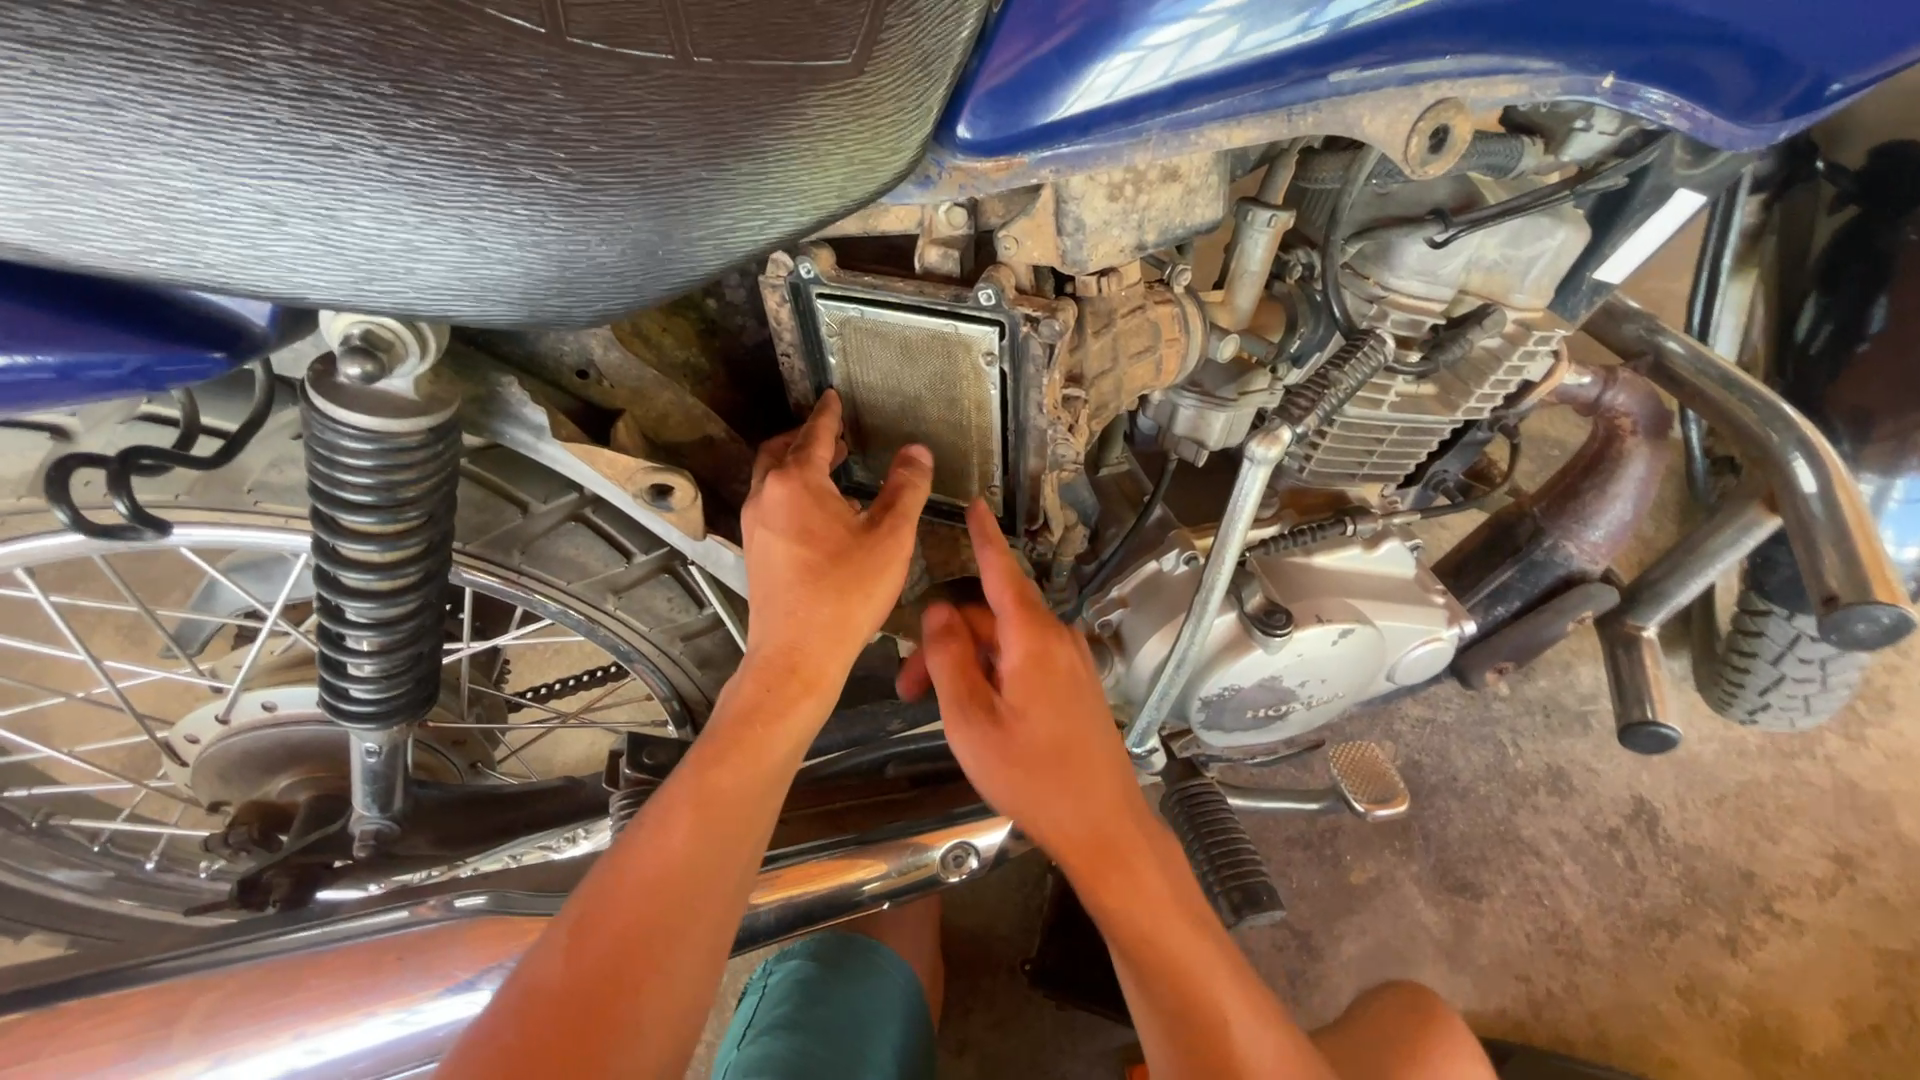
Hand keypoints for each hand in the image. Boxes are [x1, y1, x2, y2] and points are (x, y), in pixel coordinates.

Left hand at [741, 390, 931, 678]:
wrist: (797, 654)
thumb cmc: (846, 593)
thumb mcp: (889, 537)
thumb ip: (905, 488)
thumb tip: (916, 451)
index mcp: (797, 482)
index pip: (814, 433)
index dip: (828, 414)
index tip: (833, 397)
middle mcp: (766, 496)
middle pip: (781, 450)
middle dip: (806, 437)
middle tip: (836, 437)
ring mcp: (755, 525)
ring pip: (771, 478)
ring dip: (796, 465)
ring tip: (829, 471)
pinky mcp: (755, 552)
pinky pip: (769, 504)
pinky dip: (789, 492)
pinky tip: (816, 515)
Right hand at [897, 500, 1147, 862]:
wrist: (1102, 825)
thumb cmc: (1031, 776)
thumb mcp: (970, 719)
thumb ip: (949, 658)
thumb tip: (937, 611)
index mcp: (1033, 638)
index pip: (1002, 570)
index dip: (983, 537)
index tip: (973, 504)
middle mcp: (1057, 640)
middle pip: (992, 617)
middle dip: (946, 640)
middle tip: (908, 688)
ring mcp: (1071, 664)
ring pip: (1006, 643)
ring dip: (966, 663)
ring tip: (935, 706)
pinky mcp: (1075, 687)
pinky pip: (1025, 662)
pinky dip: (992, 673)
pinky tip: (975, 709)